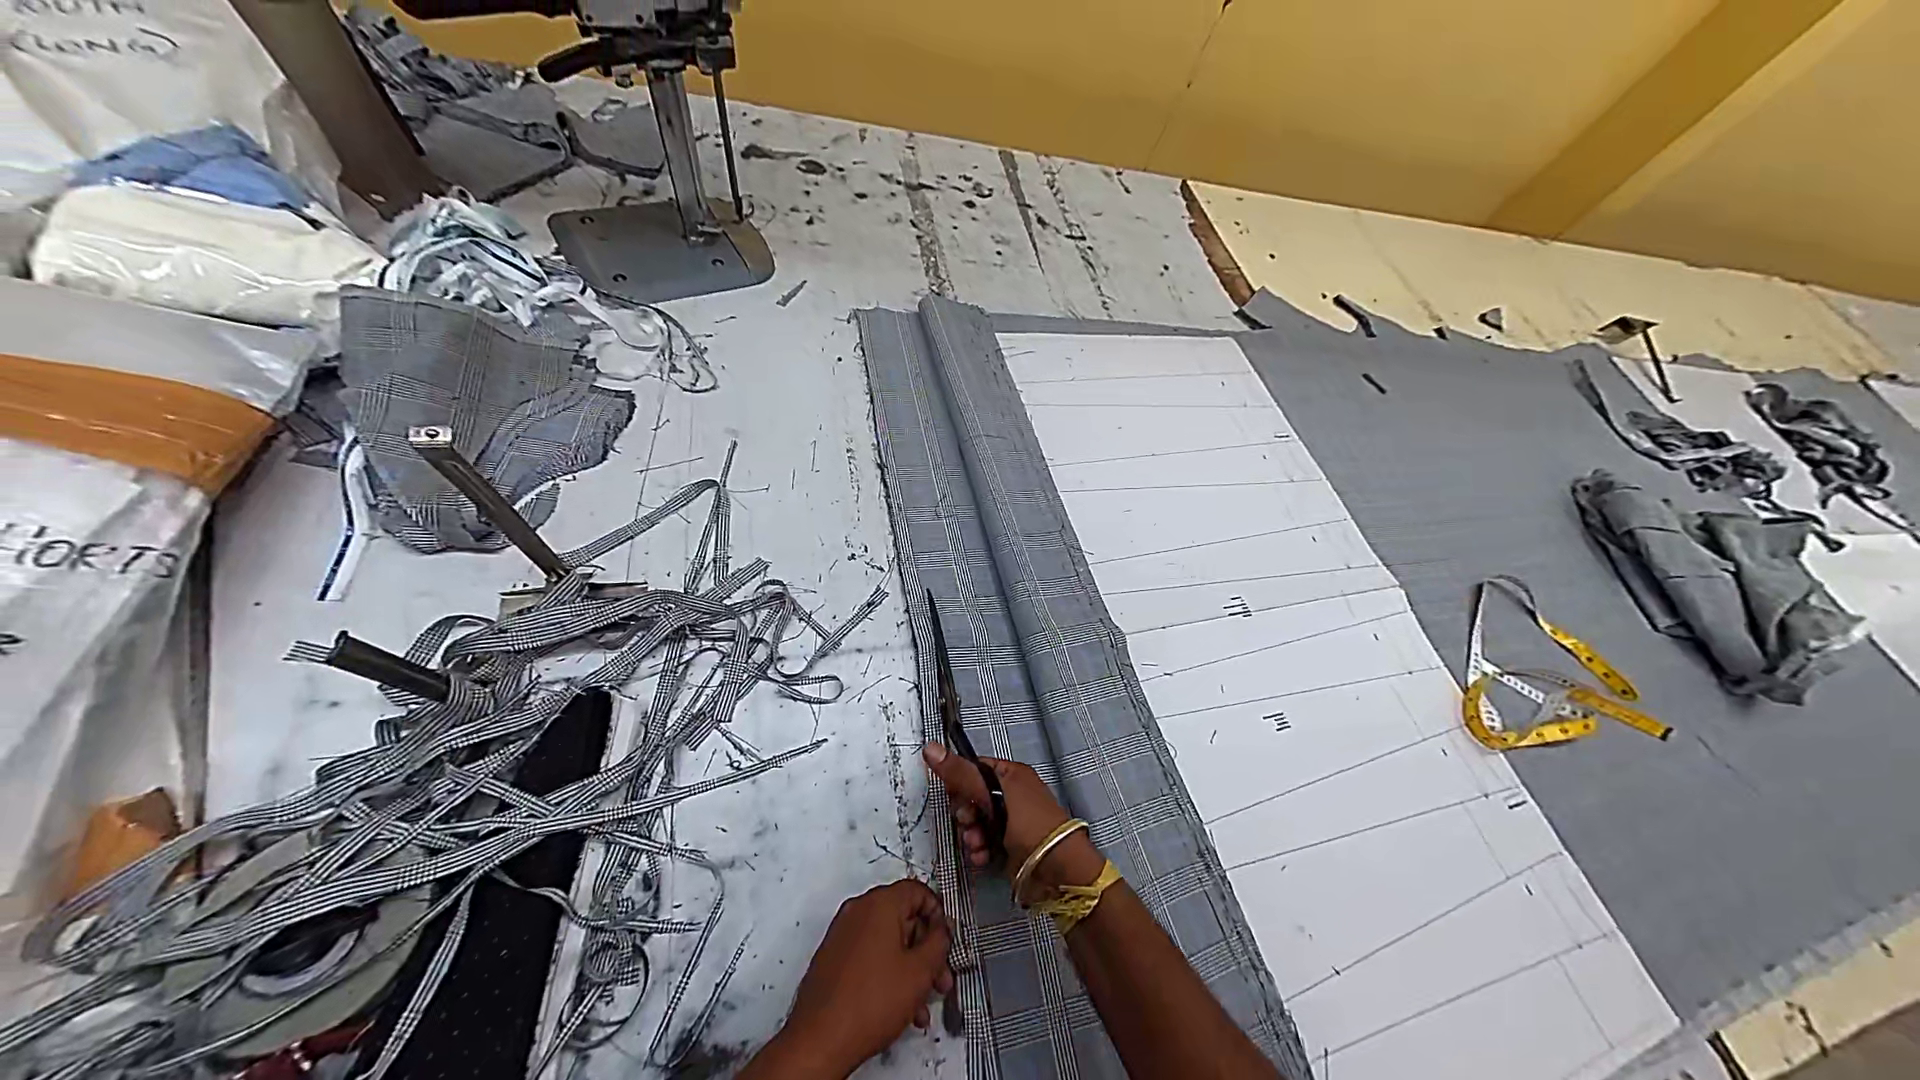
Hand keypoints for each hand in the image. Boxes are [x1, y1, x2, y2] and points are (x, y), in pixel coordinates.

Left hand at [770, 879, 953, 1077]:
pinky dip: (887, 972)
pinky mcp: (833, 957)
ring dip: (909, 967)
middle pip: (903, 918)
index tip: (945, 937)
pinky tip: (899, 1006)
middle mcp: (857, 912)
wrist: (821, 1039)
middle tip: (938, 975)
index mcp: (879, 903)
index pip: (918, 891)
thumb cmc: (864, 1005)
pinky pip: (869, 955)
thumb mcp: (920, 970)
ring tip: (920, 1002)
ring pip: (888, 941)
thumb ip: (939, 942)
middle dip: (926, 949)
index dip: (938, 914)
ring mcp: (842, 934)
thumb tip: (942, 930)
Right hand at [922, 743, 1103, 896]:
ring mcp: (1010, 822)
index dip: (960, 782)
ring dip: (971, 834)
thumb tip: (931, 748)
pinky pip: (984, 841)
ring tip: (977, 841)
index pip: (974, 769)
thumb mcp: (993, 795)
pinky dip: (979, 848)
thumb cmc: (1033, 826)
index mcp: (1011, 774)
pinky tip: (982, 854)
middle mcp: (1011, 795)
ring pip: (976, 823)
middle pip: (972, 798)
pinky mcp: (1009, 845)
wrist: (1058, 871)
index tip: (953, 794)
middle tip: (969, 821)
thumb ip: (960, 774)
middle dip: (965, 813)